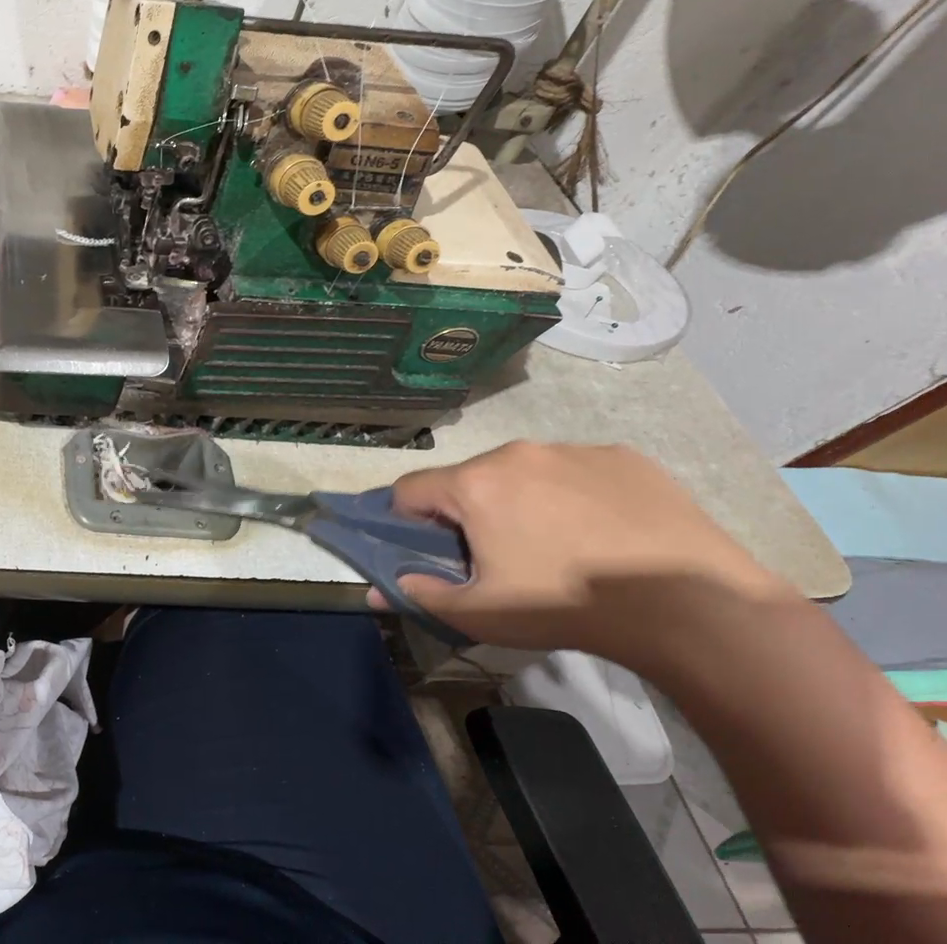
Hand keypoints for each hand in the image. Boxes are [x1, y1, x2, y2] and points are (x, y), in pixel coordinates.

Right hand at [367, 441, 797, 665]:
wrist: (691, 605)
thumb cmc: (568, 605)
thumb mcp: (482, 614)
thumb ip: (419, 597)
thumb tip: (374, 594)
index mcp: (474, 484)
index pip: (410, 489)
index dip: (408, 522)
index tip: (432, 553)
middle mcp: (517, 453)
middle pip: (468, 478)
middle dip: (468, 511)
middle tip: (497, 556)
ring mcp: (575, 450)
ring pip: (524, 472)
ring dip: (521, 501)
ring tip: (557, 547)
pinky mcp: (625, 457)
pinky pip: (577, 471)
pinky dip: (573, 496)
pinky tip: (602, 535)